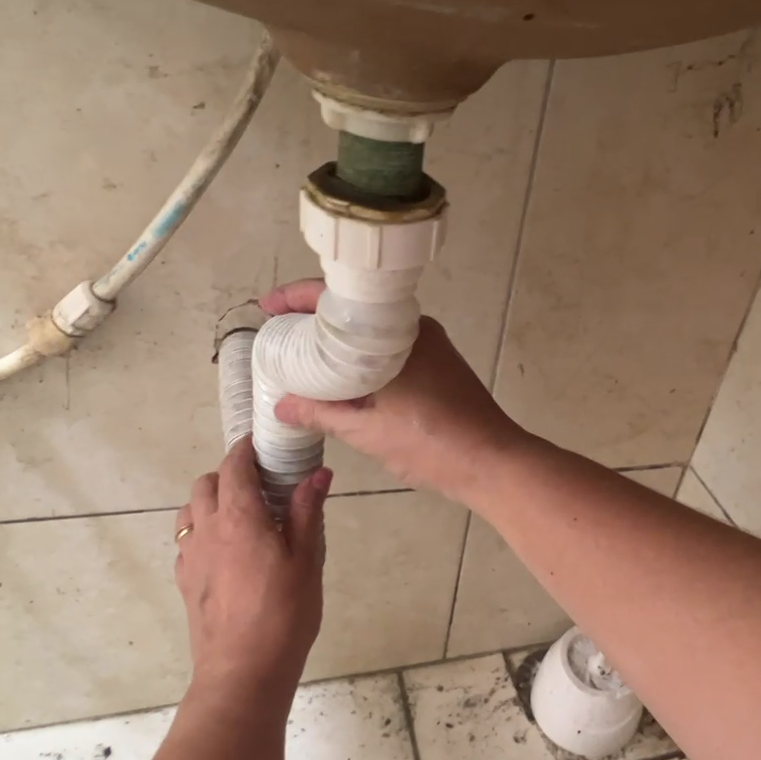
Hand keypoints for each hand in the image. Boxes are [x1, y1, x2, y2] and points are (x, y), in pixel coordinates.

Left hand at [173, 438, 328, 704]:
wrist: (242, 672)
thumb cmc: (285, 614)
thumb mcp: (308, 560)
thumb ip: (308, 511)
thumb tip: (318, 472)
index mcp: (240, 518)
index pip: (234, 466)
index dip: (246, 449)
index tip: (265, 445)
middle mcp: (208, 529)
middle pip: (206, 483)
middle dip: (229, 473)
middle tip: (262, 484)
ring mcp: (190, 556)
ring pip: (190, 510)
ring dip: (212, 500)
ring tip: (243, 515)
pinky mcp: (184, 581)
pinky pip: (187, 540)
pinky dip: (204, 530)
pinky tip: (229, 551)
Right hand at [262, 279, 533, 504]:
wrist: (492, 460)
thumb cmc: (430, 441)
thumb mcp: (367, 430)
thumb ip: (321, 413)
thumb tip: (281, 405)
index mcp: (395, 332)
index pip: (336, 300)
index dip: (297, 298)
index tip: (268, 308)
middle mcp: (413, 328)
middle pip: (355, 312)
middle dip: (315, 321)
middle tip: (280, 335)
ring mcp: (430, 345)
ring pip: (373, 333)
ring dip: (341, 342)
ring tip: (304, 357)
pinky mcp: (440, 364)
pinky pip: (390, 349)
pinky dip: (363, 358)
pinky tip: (343, 378)